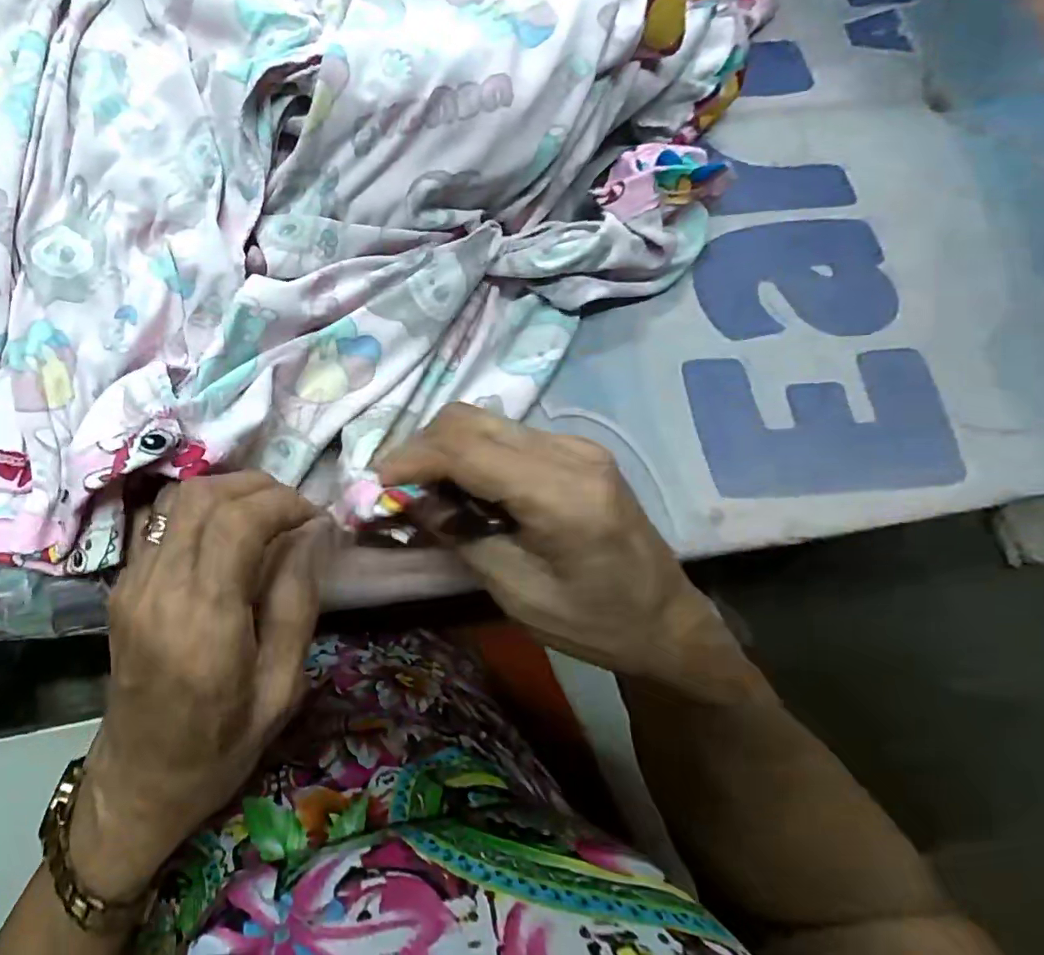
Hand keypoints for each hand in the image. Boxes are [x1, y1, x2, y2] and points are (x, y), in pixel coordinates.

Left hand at [74, 472, 328, 899]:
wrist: (141, 774)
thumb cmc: (221, 744)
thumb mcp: (280, 688)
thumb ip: (296, 602)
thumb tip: (310, 533)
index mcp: (204, 620)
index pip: (237, 522)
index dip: (281, 502)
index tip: (313, 515)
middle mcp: (159, 589)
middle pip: (200, 496)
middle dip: (254, 486)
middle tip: (291, 505)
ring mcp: (132, 582)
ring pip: (173, 501)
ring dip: (222, 491)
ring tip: (261, 512)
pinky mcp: (121, 584)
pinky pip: (157, 524)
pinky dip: (195, 511)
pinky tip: (222, 532)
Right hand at [378, 403, 765, 703]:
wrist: (668, 624)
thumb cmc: (592, 622)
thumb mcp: (514, 590)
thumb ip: (457, 535)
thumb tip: (404, 500)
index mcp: (562, 494)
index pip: (464, 449)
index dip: (409, 460)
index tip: (375, 485)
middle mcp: (569, 453)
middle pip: (467, 419)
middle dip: (417, 448)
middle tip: (393, 488)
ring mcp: (574, 445)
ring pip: (479, 419)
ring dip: (438, 448)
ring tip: (419, 488)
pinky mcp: (571, 449)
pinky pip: (499, 433)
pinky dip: (464, 452)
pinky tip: (457, 486)